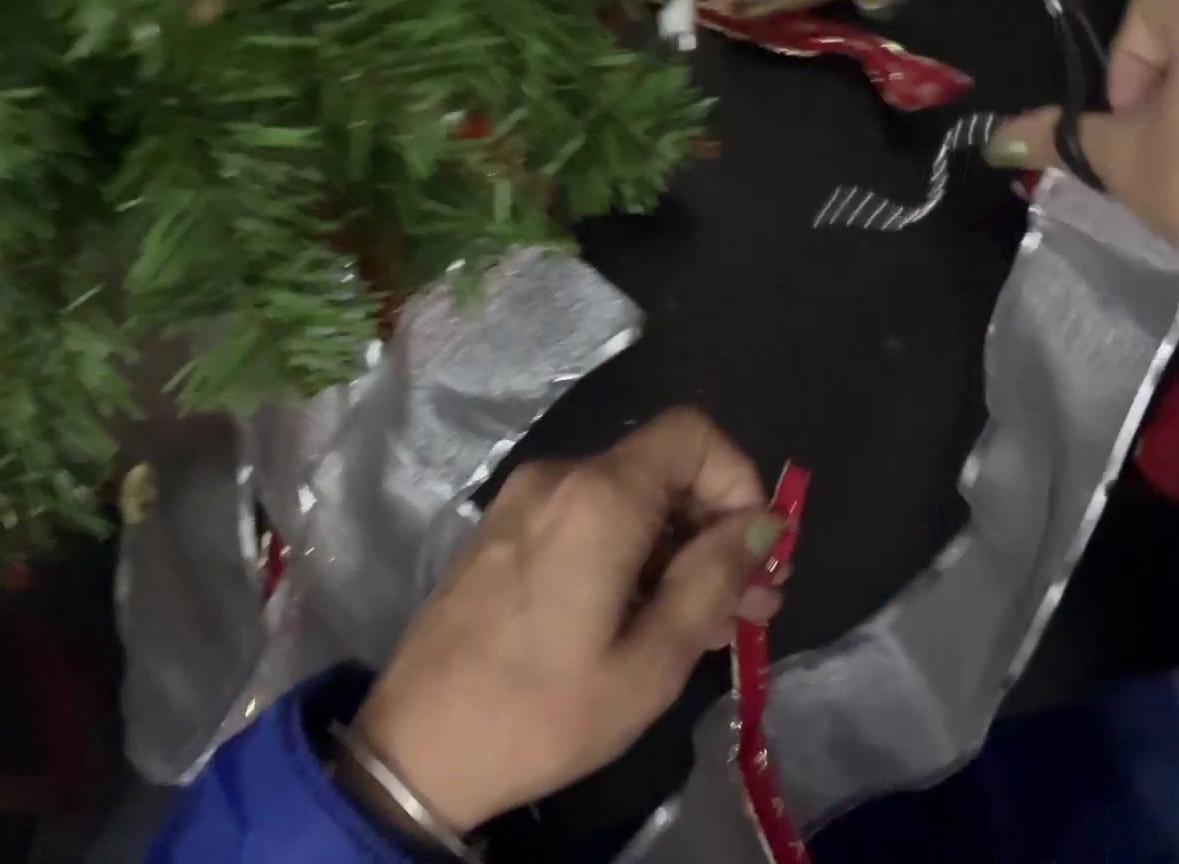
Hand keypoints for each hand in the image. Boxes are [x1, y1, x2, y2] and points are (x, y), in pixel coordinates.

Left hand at [347, 407, 789, 833]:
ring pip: (629, 498)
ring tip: (711, 621)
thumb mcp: (649, 662)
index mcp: (597, 497)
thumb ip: (713, 579)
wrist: (416, 744)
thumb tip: (763, 524)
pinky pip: (589, 518)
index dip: (738, 480)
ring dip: (677, 548)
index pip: (692, 434)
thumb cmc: (541, 712)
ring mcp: (526, 499)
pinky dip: (632, 552)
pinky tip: (650, 614)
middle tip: (751, 602)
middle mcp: (559, 477)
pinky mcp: (508, 527)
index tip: (752, 552)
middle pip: (662, 468)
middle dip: (715, 527)